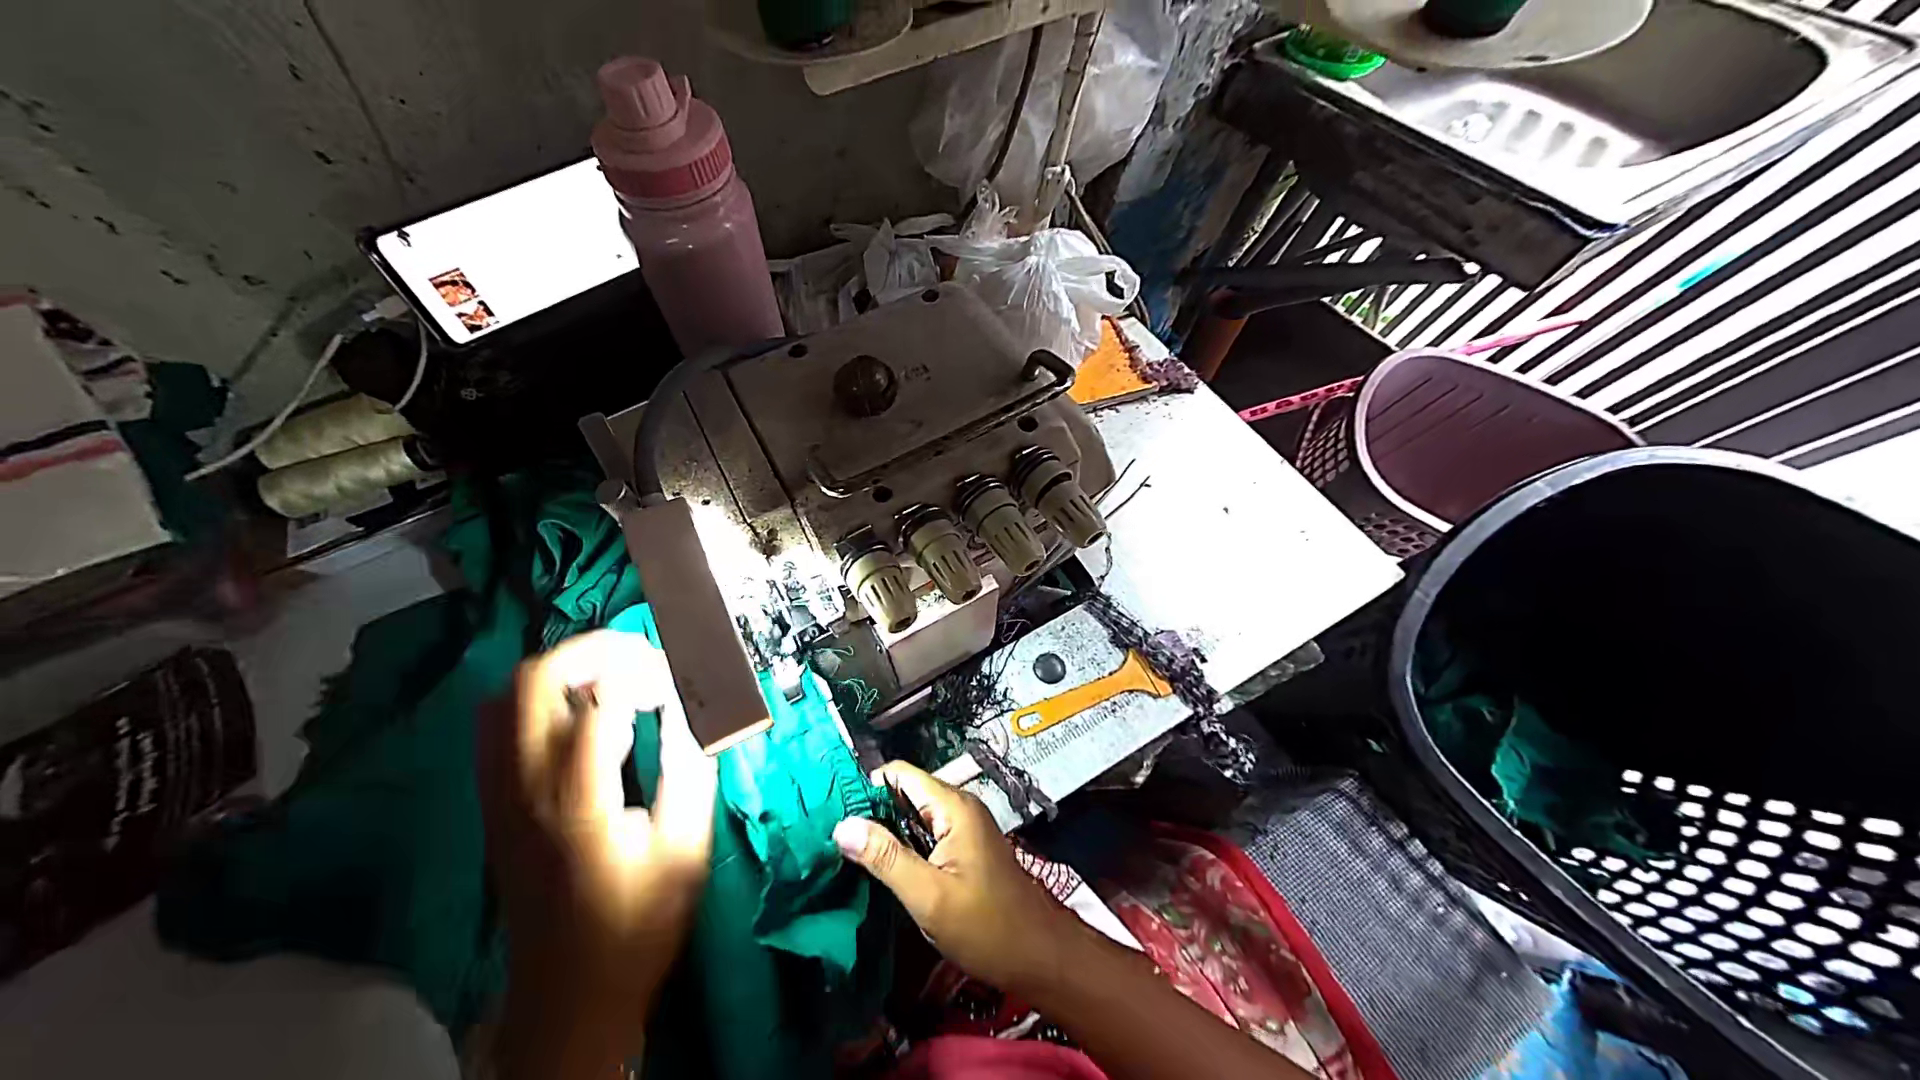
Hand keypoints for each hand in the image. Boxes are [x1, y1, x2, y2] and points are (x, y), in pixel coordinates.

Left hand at [479, 630, 716, 1075]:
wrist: (569, 992)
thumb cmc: (637, 921)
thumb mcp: (684, 847)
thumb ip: (691, 766)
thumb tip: (695, 706)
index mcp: (578, 796)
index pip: (602, 697)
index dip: (648, 671)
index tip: (681, 679)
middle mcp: (524, 785)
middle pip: (537, 679)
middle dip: (595, 650)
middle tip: (644, 658)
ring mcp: (499, 793)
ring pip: (508, 696)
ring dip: (566, 671)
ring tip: (618, 680)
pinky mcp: (493, 805)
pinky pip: (500, 725)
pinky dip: (542, 700)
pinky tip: (582, 716)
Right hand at [833, 761, 1087, 996]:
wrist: (1039, 956)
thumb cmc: (987, 927)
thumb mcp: (929, 896)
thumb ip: (886, 858)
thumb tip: (842, 826)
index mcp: (954, 807)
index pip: (900, 774)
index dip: (866, 788)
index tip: (835, 814)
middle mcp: (960, 807)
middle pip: (905, 791)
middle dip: (872, 811)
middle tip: (837, 839)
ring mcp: (964, 827)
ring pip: (913, 814)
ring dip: (885, 830)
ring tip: (850, 853)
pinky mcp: (964, 847)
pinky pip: (926, 833)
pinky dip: (903, 845)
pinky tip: (882, 867)